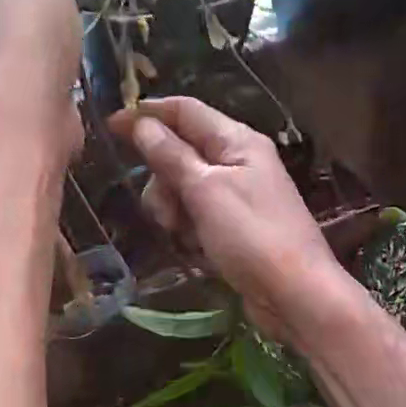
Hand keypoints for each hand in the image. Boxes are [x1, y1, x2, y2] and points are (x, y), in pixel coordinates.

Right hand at [109, 97, 350, 336]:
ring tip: (185, 239)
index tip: (110, 127)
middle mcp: (238, 164)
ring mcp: (237, 200)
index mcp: (237, 142)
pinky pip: (199, 222)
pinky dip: (192, 235)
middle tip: (166, 214)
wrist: (295, 294)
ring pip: (185, 193)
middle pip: (180, 155)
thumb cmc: (252, 236)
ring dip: (176, 214)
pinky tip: (198, 255)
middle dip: (163, 182)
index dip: (147, 115)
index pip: (185, 111)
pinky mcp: (235, 232)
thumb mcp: (207, 190)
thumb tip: (143, 123)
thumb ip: (172, 155)